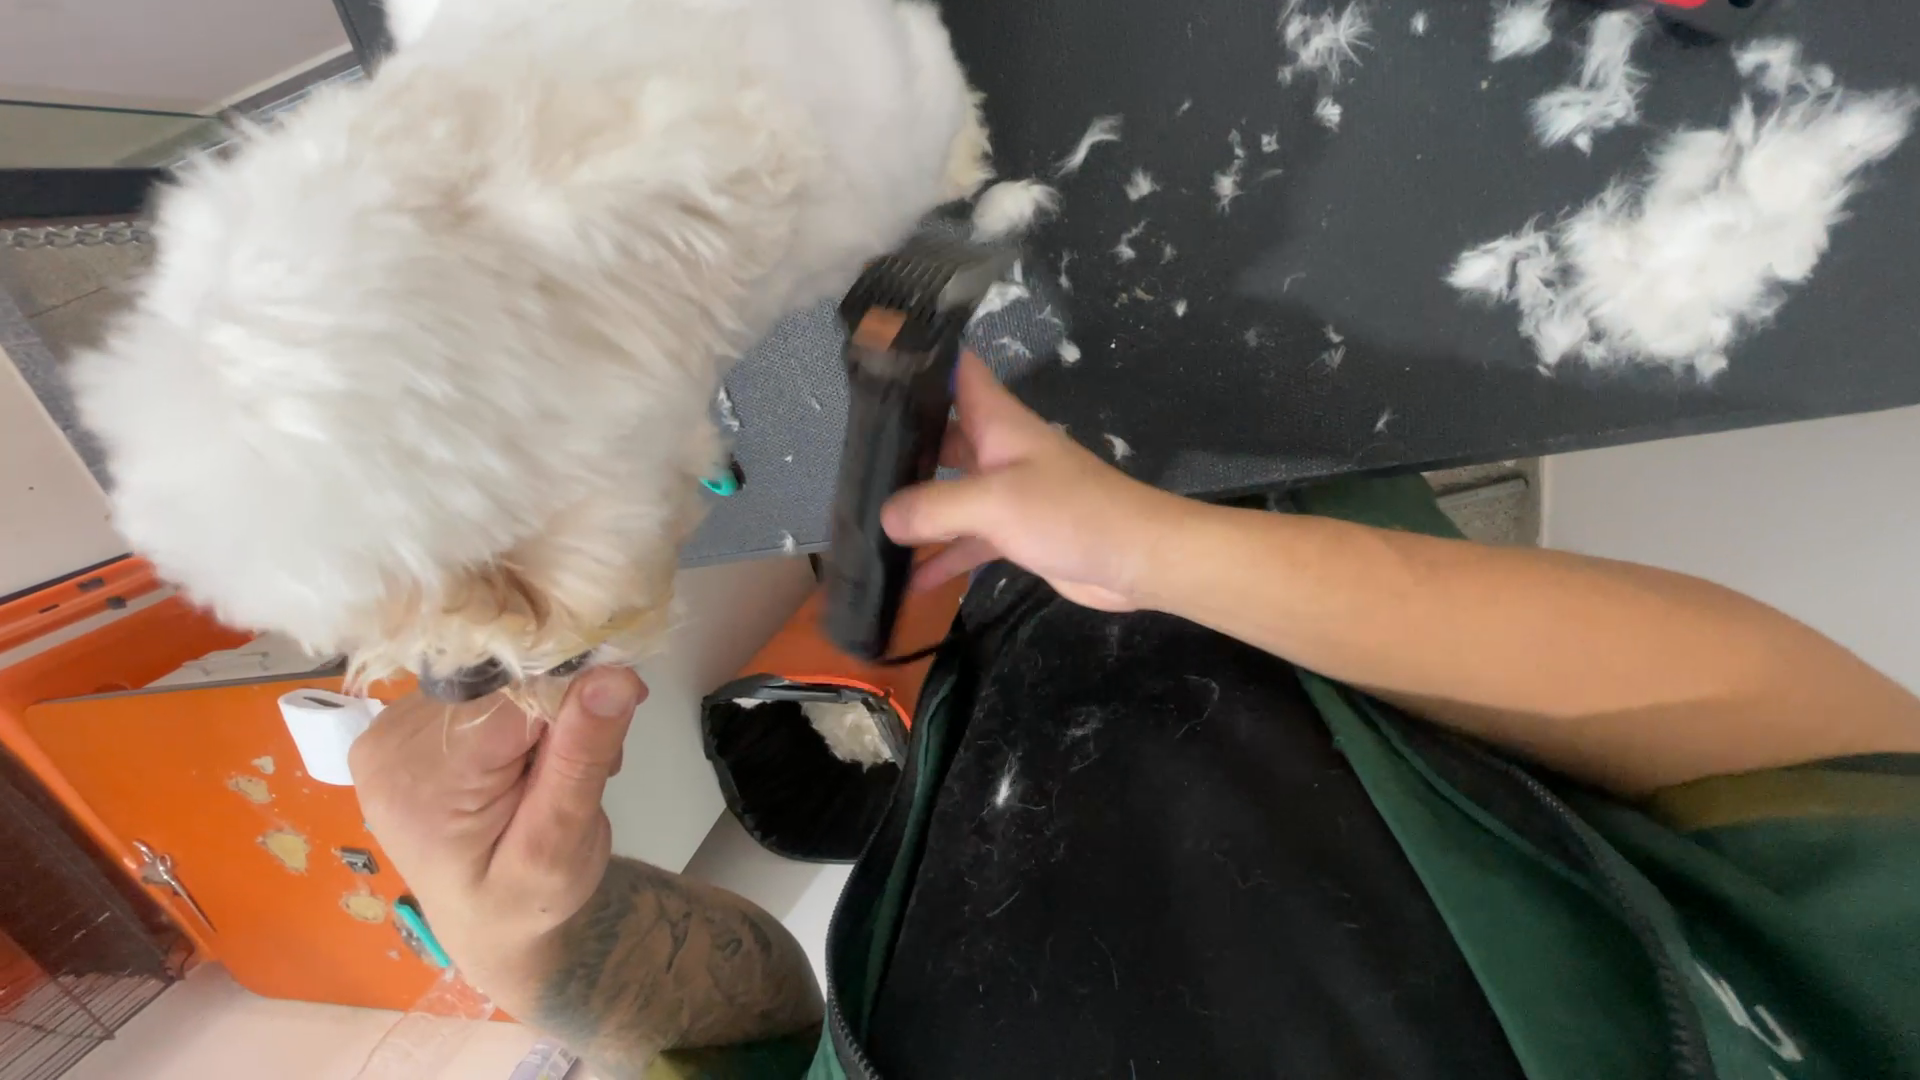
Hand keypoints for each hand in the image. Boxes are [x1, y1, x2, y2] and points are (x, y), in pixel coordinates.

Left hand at [349, 667, 645, 1015]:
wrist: (489, 926)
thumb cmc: (526, 900)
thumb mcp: (561, 842)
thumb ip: (582, 756)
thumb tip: (612, 675)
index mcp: (420, 776)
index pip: (515, 692)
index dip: (576, 695)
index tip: (616, 724)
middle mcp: (392, 739)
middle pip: (507, 676)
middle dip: (565, 703)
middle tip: (597, 757)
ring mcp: (396, 726)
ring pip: (503, 673)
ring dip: (550, 705)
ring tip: (566, 764)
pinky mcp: (412, 720)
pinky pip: (489, 683)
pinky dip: (528, 707)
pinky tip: (538, 751)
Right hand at [882, 352, 1192, 610]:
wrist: (1136, 559)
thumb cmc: (1070, 514)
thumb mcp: (994, 503)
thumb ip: (935, 508)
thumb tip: (884, 518)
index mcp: (997, 422)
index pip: (956, 372)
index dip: (919, 362)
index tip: (874, 368)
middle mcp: (999, 449)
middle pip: (942, 436)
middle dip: (902, 448)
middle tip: (851, 465)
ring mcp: (1007, 492)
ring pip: (951, 493)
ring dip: (918, 510)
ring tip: (868, 525)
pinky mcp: (1016, 531)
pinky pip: (969, 539)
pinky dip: (944, 556)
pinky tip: (911, 582)